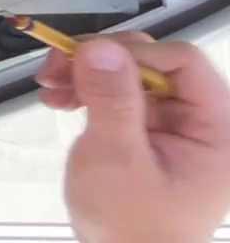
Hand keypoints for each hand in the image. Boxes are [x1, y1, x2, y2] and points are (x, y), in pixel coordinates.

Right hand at [37, 34, 229, 242]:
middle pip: (150, 59)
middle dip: (94, 59)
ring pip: (124, 69)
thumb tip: (100, 46)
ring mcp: (171, 124)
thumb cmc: (129, 218)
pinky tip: (57, 100)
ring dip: (79, 70)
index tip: (80, 63)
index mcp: (215, 132)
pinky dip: (79, 86)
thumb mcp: (117, 158)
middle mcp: (199, 123)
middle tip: (52, 73)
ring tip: (50, 89)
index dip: (131, 52)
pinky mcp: (144, 126)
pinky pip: (112, 87)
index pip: (183, 62)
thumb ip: (113, 101)